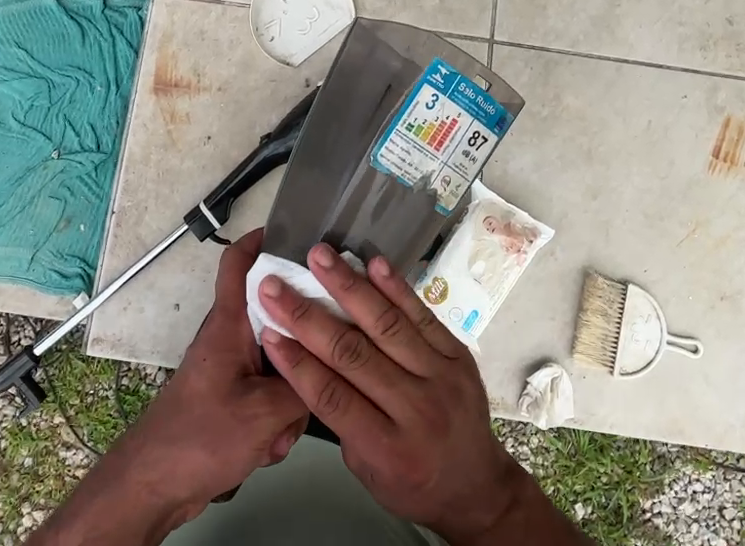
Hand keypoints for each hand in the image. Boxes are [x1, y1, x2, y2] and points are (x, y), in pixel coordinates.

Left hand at [32, 229, 307, 544]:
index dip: (259, 240)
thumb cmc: (200, 436)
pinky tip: (267, 447)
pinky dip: (272, 422)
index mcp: (229, 326)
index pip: (237, 265)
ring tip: (279, 430)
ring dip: (287, 400)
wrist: (155, 486)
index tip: (290, 231)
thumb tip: (329, 371)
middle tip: (318, 369)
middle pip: (276, 320)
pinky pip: (266, 397)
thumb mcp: (265, 412)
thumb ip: (304, 386)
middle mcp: (229, 340)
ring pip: (277, 365)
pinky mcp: (230, 400)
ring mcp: (229, 371)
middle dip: (301, 350)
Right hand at [259, 243, 585, 543]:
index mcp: (387, 448)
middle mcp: (416, 408)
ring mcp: (441, 376)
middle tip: (275, 285)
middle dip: (307, 315)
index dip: (296, 361)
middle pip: (352, 353)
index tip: (266, 327)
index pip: (331, 396)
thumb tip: (303, 356)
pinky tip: (372, 262)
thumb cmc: (411, 483)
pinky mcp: (457, 353)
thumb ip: (339, 416)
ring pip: (386, 324)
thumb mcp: (365, 467)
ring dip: (347, 285)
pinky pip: (422, 314)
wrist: (478, 488)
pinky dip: (396, 287)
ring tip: (319, 256)